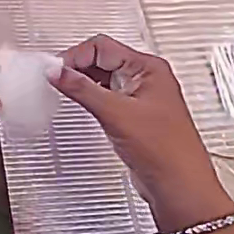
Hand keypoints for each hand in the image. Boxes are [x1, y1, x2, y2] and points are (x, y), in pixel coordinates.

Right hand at [51, 35, 233, 230]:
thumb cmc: (165, 151)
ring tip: (65, 90)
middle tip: (56, 78)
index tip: (56, 71)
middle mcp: (145, 78)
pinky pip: (104, 95)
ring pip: (101, 76)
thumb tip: (58, 71)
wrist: (178, 186)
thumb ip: (81, 89)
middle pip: (100, 58)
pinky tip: (80, 104)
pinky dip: (88, 96)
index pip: (101, 47)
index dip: (75, 56)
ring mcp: (139, 96)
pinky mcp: (132, 114)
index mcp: (148, 68)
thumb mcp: (115, 113)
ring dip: (81, 82)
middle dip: (76, 66)